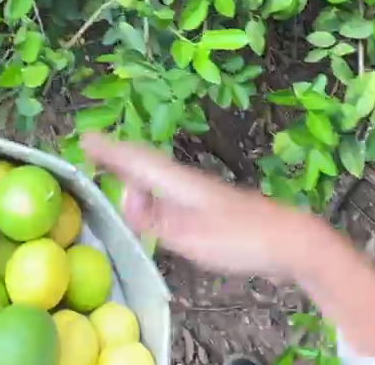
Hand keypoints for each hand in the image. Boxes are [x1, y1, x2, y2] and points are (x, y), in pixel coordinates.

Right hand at [81, 133, 316, 280]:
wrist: (290, 238)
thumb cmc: (244, 237)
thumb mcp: (194, 236)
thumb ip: (158, 218)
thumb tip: (125, 197)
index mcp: (180, 183)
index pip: (137, 162)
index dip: (110, 151)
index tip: (85, 138)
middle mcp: (186, 181)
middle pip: (145, 163)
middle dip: (117, 155)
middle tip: (90, 147)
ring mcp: (199, 192)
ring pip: (156, 174)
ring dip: (131, 168)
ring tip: (111, 166)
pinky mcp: (208, 206)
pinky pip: (167, 187)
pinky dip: (149, 183)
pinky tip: (152, 196)